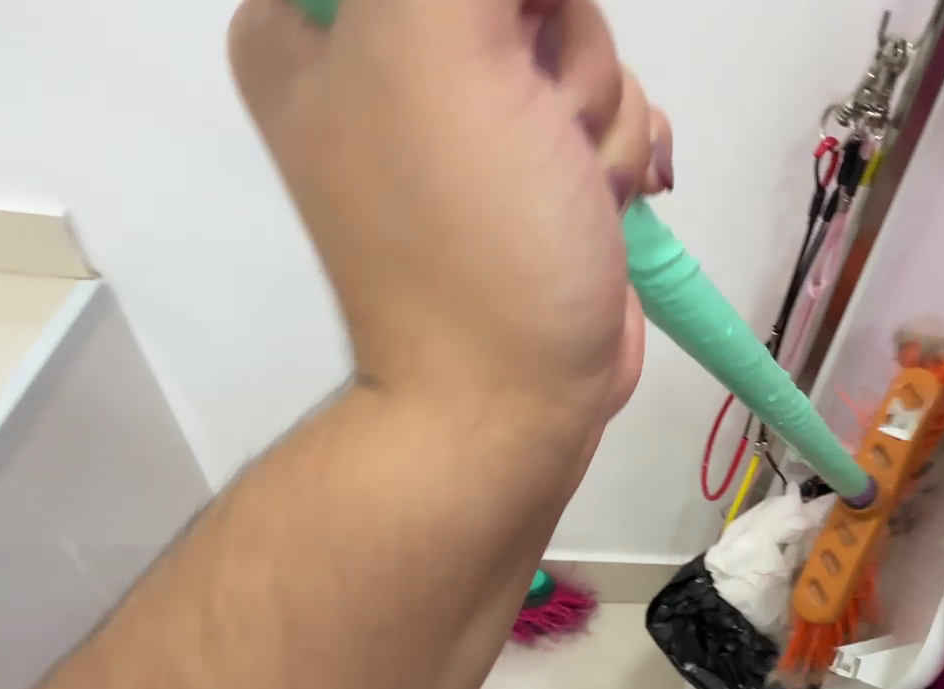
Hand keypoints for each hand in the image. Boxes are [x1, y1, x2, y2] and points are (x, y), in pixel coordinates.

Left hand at [229, 0, 672, 425]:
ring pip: (580, 38)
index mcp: (319, 22)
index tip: (509, 42)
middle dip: (560, 52)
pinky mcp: (544, 171)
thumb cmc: (468, 240)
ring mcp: (479, 123)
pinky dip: (624, 152)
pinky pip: (611, 104)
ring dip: (599, 116)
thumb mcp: (431, 45)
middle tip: (539, 132)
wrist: (519, 397)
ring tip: (572, 190)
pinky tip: (606, 202)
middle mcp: (393, 65)